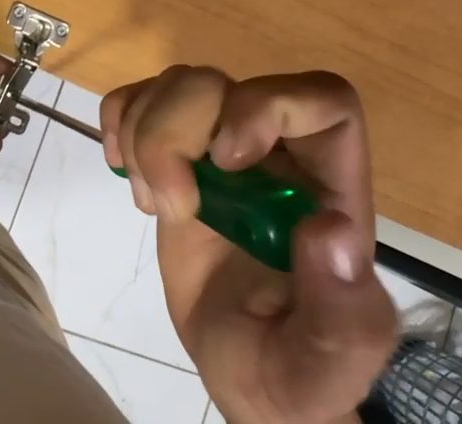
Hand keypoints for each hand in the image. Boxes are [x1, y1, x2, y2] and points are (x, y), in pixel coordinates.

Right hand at [101, 66, 395, 423]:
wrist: (243, 376)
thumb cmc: (294, 375)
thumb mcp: (329, 365)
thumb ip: (343, 312)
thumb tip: (328, 229)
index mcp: (328, 185)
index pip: (322, 99)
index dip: (268, 106)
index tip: (227, 161)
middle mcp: (275, 153)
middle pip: (221, 84)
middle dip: (175, 134)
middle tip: (170, 211)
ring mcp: (218, 149)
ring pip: (176, 85)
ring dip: (143, 135)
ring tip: (150, 205)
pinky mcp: (173, 156)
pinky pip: (137, 99)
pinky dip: (118, 123)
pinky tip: (124, 174)